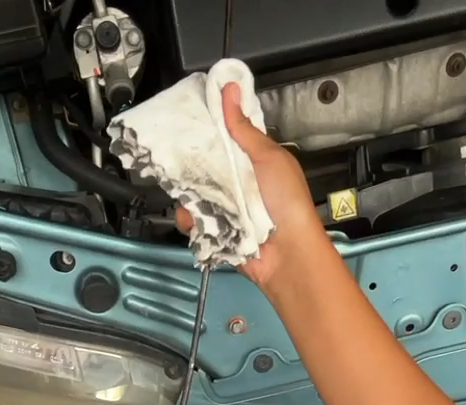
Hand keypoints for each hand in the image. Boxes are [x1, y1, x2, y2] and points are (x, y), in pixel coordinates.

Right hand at [175, 82, 331, 293]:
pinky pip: (194, 221)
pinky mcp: (217, 231)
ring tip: (191, 195)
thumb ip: (244, 129)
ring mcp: (227, 208)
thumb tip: (230, 90)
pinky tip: (194, 218)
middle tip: (179, 157)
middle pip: (205, 166)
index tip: (189, 115)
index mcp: (253, 161)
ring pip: (195, 194)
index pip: (225, 139)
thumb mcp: (268, 157)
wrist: (287, 253)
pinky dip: (191, 220)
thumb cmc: (287, 203)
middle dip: (192, 163)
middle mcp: (239, 183)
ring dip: (190, 194)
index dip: (208, 128)